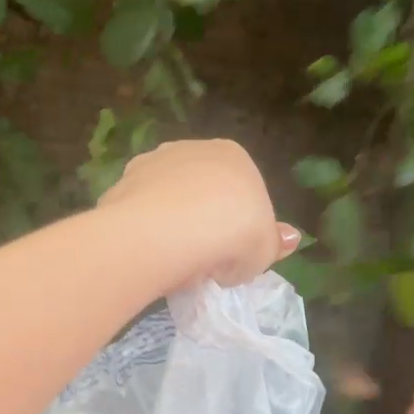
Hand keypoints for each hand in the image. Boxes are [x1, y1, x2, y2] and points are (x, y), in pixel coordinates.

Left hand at [97, 138, 298, 287]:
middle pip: (203, 191)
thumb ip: (274, 243)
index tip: (235, 256)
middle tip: (207, 261)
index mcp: (234, 156)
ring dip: (173, 226)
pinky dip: (146, 232)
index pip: (243, 193)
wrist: (169, 230)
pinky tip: (151, 255)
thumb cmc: (231, 233)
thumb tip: (291, 238)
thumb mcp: (264, 249)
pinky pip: (141, 214)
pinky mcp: (122, 184)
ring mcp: (152, 163)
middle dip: (205, 221)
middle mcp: (192, 149)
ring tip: (176, 263)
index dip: (242, 228)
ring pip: (169, 200)